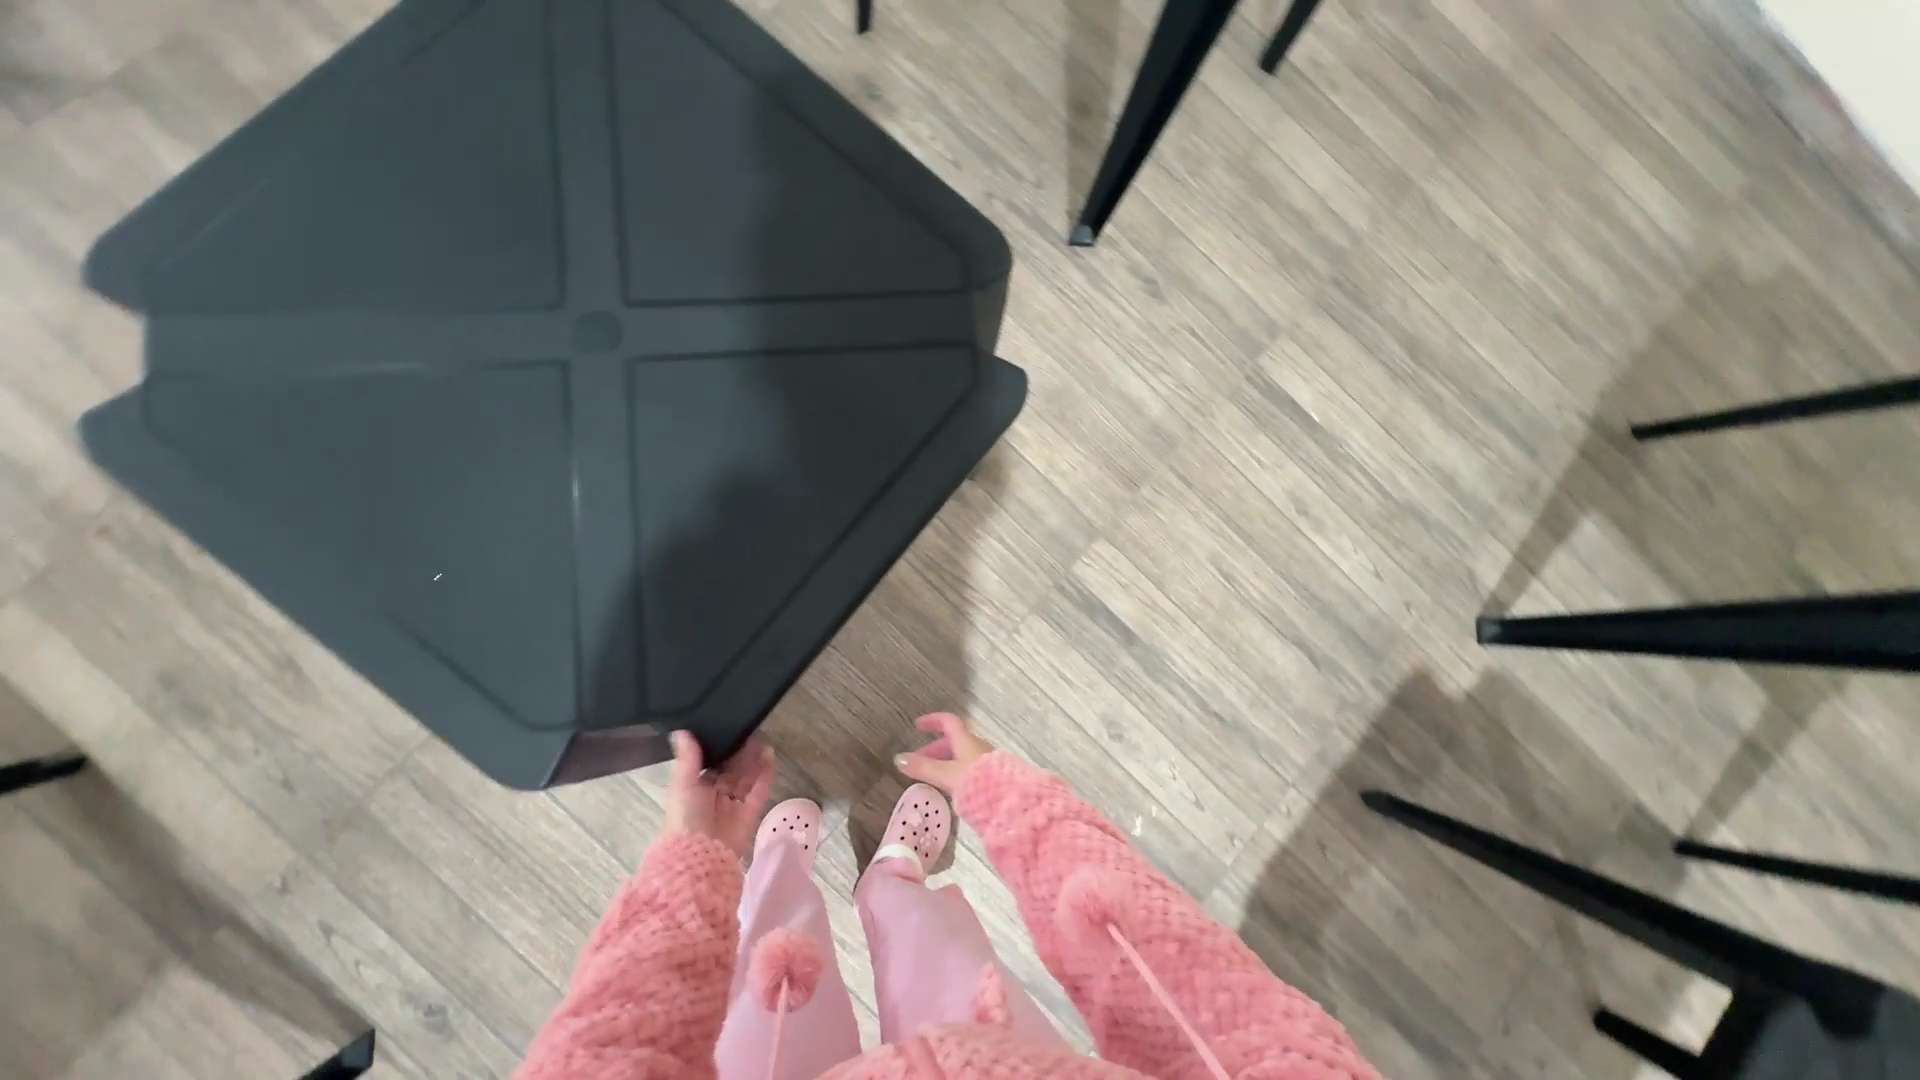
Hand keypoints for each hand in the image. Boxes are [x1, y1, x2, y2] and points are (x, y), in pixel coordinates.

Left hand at [664, 732, 774, 856]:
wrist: (701, 855)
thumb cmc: (686, 817)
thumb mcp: (683, 785)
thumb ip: (687, 758)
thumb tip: (680, 731)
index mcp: (696, 789)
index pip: (713, 765)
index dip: (723, 750)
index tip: (732, 731)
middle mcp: (716, 796)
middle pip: (733, 770)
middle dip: (742, 753)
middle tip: (753, 732)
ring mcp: (734, 804)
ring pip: (747, 777)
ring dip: (755, 760)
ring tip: (763, 741)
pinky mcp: (750, 812)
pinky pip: (759, 790)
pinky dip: (765, 774)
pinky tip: (769, 757)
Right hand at [893, 712, 994, 794]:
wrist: (1010, 801)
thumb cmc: (976, 782)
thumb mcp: (946, 775)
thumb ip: (924, 768)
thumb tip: (898, 758)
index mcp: (966, 741)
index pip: (949, 722)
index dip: (933, 721)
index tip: (918, 725)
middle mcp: (978, 747)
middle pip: (955, 741)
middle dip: (936, 748)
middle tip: (920, 761)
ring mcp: (988, 761)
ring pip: (963, 755)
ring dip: (946, 762)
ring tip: (934, 778)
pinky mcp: (995, 776)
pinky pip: (972, 768)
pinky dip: (957, 771)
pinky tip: (954, 788)